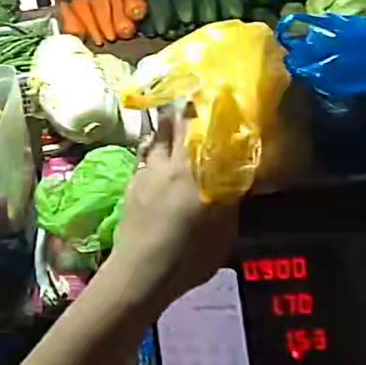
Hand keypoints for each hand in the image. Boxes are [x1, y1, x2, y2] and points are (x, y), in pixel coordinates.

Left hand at [101, 110, 236, 309]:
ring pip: (154, 135)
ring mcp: (145, 171)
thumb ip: (229, 197)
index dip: (211, 108)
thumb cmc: (188, 257)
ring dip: (165, 123)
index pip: (205, 129)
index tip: (220, 92)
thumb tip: (235, 177)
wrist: (140, 271)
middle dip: (184, 107)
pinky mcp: (130, 183)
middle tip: (195, 95)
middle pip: (173, 123)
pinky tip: (159, 151)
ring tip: (174, 114)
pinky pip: (144, 154)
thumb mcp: (223, 230)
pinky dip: (153, 146)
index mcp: (195, 172)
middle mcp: (168, 164)